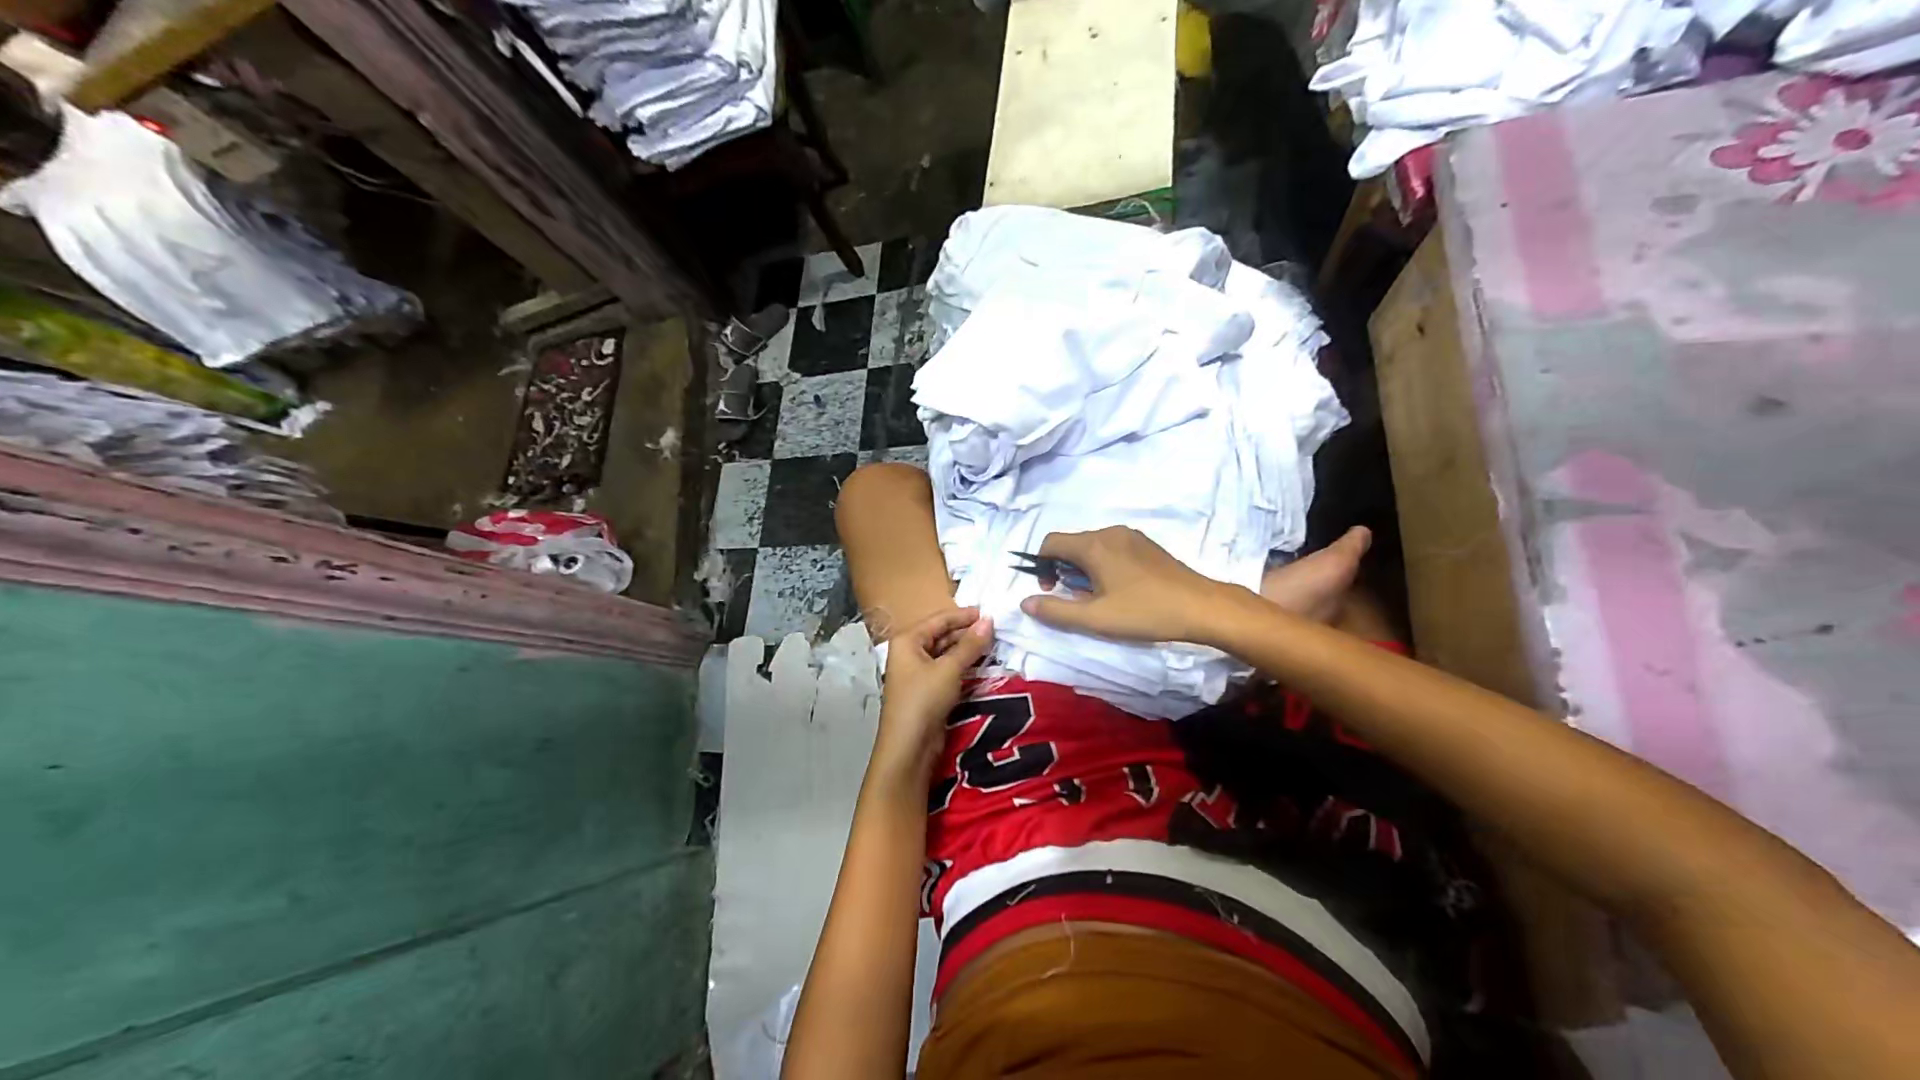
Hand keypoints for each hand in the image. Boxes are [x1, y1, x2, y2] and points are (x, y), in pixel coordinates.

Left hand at [873, 607, 994, 780]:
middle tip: (997, 631)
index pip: (939, 619)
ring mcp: (917, 672)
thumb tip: (989, 620)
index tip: (990, 613)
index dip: (964, 615)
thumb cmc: (924, 699)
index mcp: (908, 640)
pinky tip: (982, 665)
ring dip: (968, 650)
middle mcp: (910, 652)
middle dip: (967, 633)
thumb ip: (970, 644)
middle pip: (942, 635)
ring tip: (994, 646)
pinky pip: (947, 670)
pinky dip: (964, 666)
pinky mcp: (927, 690)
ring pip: (946, 653)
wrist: (910, 746)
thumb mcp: (949, 669)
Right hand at [1018, 527, 1235, 645]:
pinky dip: (1104, 565)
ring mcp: (1131, 536)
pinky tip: (1121, 590)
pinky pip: (1112, 548)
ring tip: (1100, 598)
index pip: (1050, 542)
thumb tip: (1025, 602)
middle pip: (1071, 544)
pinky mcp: (1147, 545)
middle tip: (1078, 600)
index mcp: (1093, 545)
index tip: (1052, 590)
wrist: (1201, 607)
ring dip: (1084, 569)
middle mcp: (1109, 532)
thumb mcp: (1095, 618)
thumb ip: (1056, 610)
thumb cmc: (1145, 612)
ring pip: (1092, 546)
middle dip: (1064, 569)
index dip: (1041, 566)